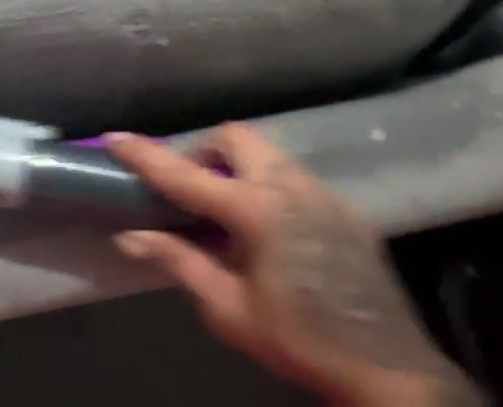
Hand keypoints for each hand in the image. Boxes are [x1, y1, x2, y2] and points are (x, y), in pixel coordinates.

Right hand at [107, 126, 482, 406]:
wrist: (386, 366)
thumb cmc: (298, 339)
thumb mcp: (229, 309)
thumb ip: (180, 262)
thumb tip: (130, 236)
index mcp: (254, 209)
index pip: (186, 174)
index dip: (147, 155)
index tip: (116, 137)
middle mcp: (287, 185)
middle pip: (235, 136)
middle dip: (205, 152)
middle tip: (192, 191)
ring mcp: (320, 191)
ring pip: (267, 152)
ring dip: (238, 166)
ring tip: (228, 211)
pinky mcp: (343, 206)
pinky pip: (294, 176)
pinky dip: (269, 185)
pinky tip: (270, 231)